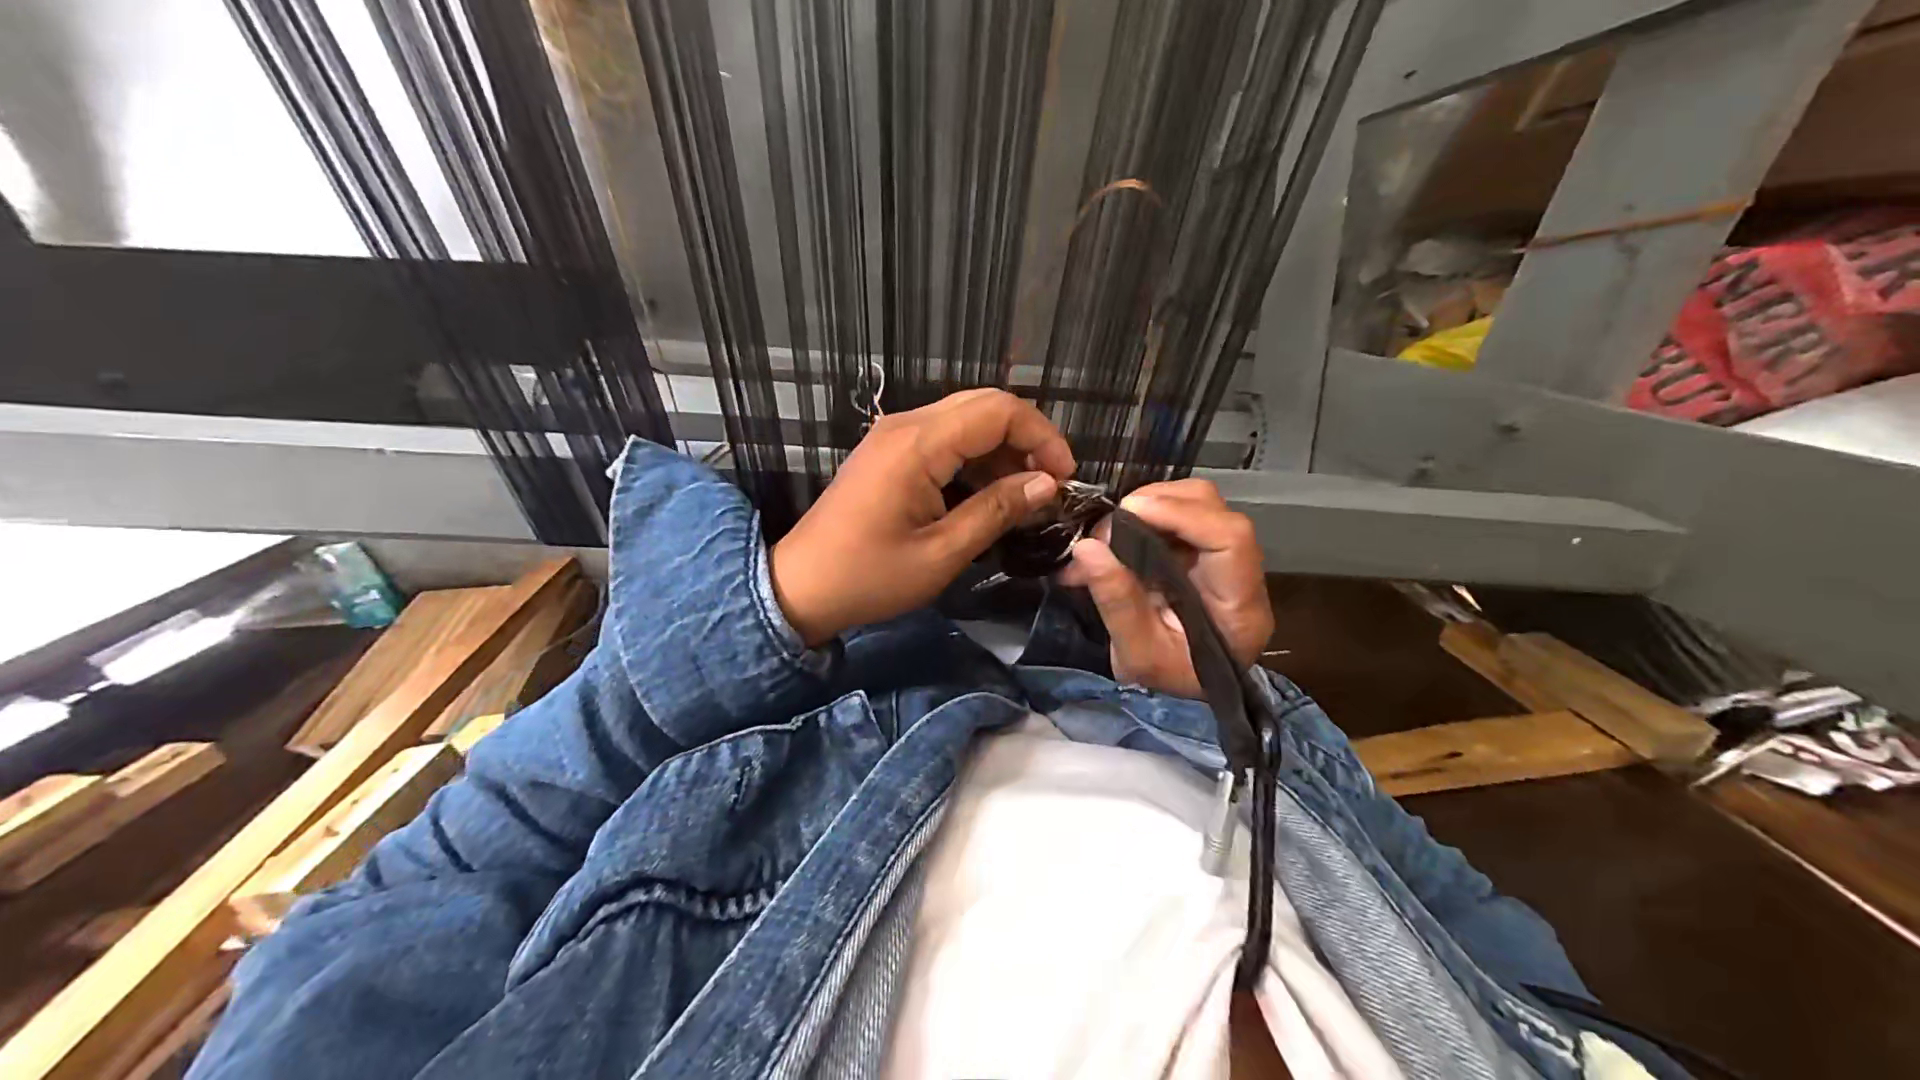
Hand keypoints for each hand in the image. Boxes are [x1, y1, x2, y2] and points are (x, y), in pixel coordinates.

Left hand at [770, 389, 1075, 645]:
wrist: (801, 587)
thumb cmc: (869, 577)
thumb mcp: (942, 553)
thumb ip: (996, 511)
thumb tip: (1046, 485)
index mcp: (918, 444)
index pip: (999, 410)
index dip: (1042, 436)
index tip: (1064, 478)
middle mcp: (906, 424)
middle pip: (984, 405)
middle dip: (1027, 438)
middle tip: (1050, 484)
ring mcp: (894, 435)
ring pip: (966, 419)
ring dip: (1003, 448)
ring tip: (1026, 494)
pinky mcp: (889, 451)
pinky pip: (944, 438)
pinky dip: (975, 457)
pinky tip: (989, 492)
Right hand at [1058, 478, 1272, 699]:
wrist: (1183, 693)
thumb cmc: (1168, 680)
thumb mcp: (1137, 654)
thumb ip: (1117, 603)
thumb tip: (1087, 548)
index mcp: (1240, 606)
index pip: (1230, 539)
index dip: (1182, 514)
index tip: (1128, 512)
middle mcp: (1241, 573)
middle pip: (1214, 509)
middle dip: (1156, 505)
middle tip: (1107, 529)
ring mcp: (1224, 557)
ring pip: (1198, 502)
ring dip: (1149, 507)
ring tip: (1109, 533)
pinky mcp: (1204, 550)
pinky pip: (1181, 514)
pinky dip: (1146, 516)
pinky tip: (1118, 535)